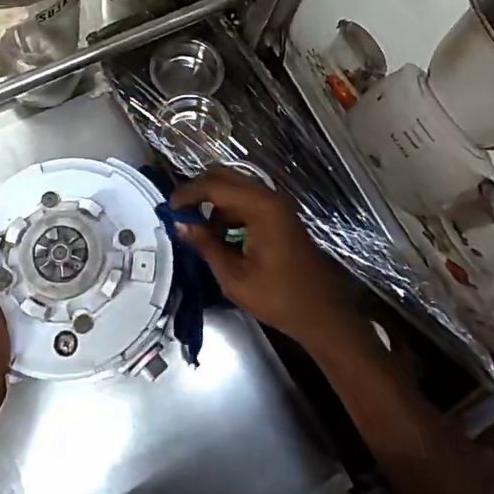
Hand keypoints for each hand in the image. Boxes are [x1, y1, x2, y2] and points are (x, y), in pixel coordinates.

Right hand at [170, 167, 365, 350]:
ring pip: (234, 189)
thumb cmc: (278, 297)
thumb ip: (205, 244)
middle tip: (181, 215)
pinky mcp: (279, 217)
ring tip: (200, 233)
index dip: (187, 194)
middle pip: (224, 178)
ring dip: (213, 204)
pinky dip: (228, 212)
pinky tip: (221, 237)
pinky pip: (246, 202)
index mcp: (260, 208)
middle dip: (198, 193)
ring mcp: (277, 206)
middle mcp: (269, 198)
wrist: (323, 316)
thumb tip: (180, 223)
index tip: (169, 210)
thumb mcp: (232, 275)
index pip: (213, 186)